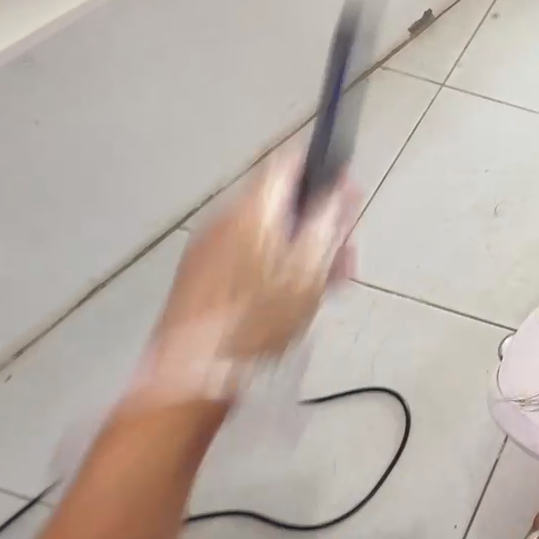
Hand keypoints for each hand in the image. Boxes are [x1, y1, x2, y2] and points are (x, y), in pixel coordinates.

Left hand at [129, 151, 360, 407]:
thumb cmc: (259, 318)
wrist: (189, 376)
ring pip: (271, 229)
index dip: (325, 170)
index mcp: (254, 208)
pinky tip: (295, 295)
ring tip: (327, 285)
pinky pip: (251, 251)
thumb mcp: (310, 268)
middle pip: (285, 200)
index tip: (349, 196)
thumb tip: (342, 184)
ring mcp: (210, 245)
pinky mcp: (202, 273)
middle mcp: (227, 216)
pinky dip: (278, 262)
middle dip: (322, 222)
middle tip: (345, 258)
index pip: (291, 162)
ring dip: (304, 247)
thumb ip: (330, 220)